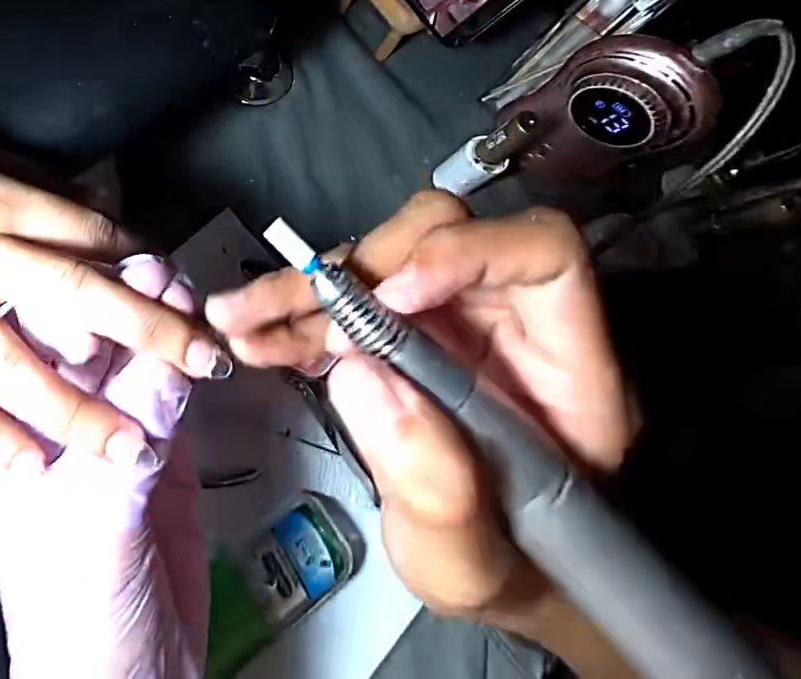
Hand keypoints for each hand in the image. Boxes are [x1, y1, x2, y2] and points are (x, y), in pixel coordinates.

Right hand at [0, 106, 231, 475]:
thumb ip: (25, 181)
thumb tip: (84, 206)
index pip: (91, 234)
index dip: (142, 257)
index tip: (177, 282)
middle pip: (80, 301)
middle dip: (150, 333)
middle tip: (207, 366)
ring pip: (19, 371)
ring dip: (80, 412)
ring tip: (131, 447)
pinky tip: (28, 466)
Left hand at [0, 256, 206, 678]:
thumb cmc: (76, 626)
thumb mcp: (95, 532)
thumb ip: (129, 454)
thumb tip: (164, 376)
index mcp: (24, 441)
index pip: (45, 357)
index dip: (78, 312)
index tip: (112, 282)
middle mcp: (68, 430)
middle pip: (97, 351)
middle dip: (127, 309)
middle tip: (161, 274)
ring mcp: (118, 439)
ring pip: (138, 367)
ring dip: (162, 330)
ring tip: (183, 293)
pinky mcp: (163, 456)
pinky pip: (173, 399)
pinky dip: (188, 370)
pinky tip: (198, 346)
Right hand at [206, 192, 631, 638]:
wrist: (490, 563)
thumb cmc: (506, 567)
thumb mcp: (473, 559)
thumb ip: (432, 484)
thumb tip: (357, 373)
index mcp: (561, 357)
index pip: (541, 252)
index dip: (464, 253)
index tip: (390, 298)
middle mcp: (503, 313)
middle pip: (438, 232)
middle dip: (356, 268)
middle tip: (293, 312)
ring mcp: (447, 312)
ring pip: (375, 257)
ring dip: (302, 287)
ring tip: (239, 320)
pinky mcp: (400, 325)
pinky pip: (343, 297)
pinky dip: (295, 314)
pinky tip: (253, 338)